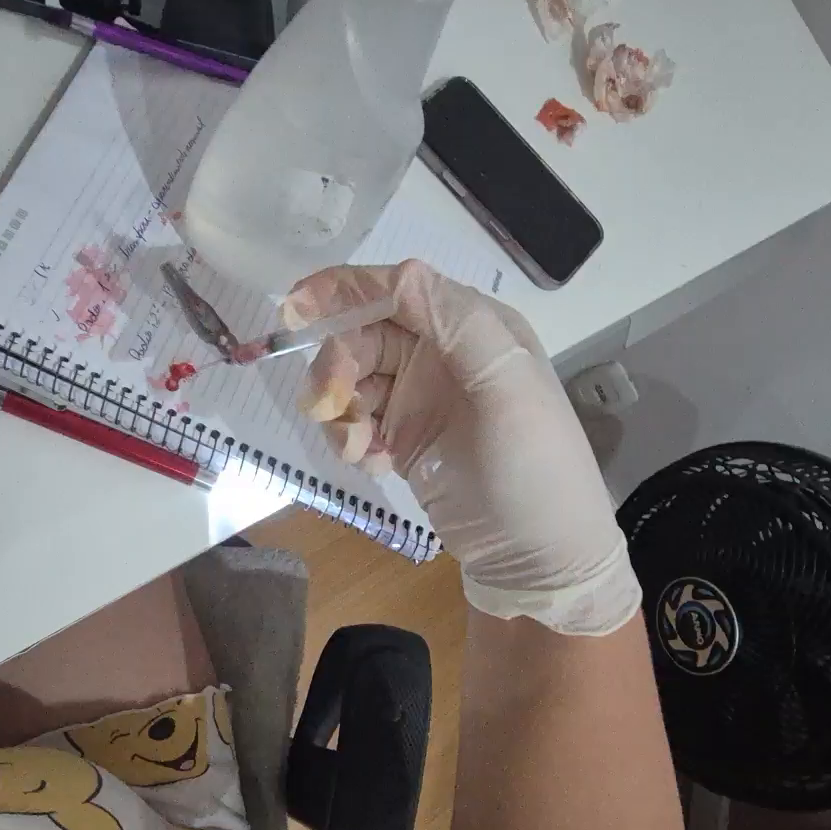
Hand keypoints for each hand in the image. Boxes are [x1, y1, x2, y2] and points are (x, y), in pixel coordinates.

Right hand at [283, 260, 639, 635]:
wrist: (536, 559)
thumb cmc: (534, 470)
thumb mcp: (508, 390)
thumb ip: (458, 326)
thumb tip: (401, 270)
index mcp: (474, 329)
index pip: (400, 290)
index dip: (345, 292)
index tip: (294, 307)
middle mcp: (443, 355)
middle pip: (364, 336)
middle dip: (338, 366)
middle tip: (328, 405)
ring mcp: (421, 399)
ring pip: (353, 381)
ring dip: (342, 410)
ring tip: (358, 449)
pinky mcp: (404, 440)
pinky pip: (357, 423)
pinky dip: (352, 440)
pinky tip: (373, 465)